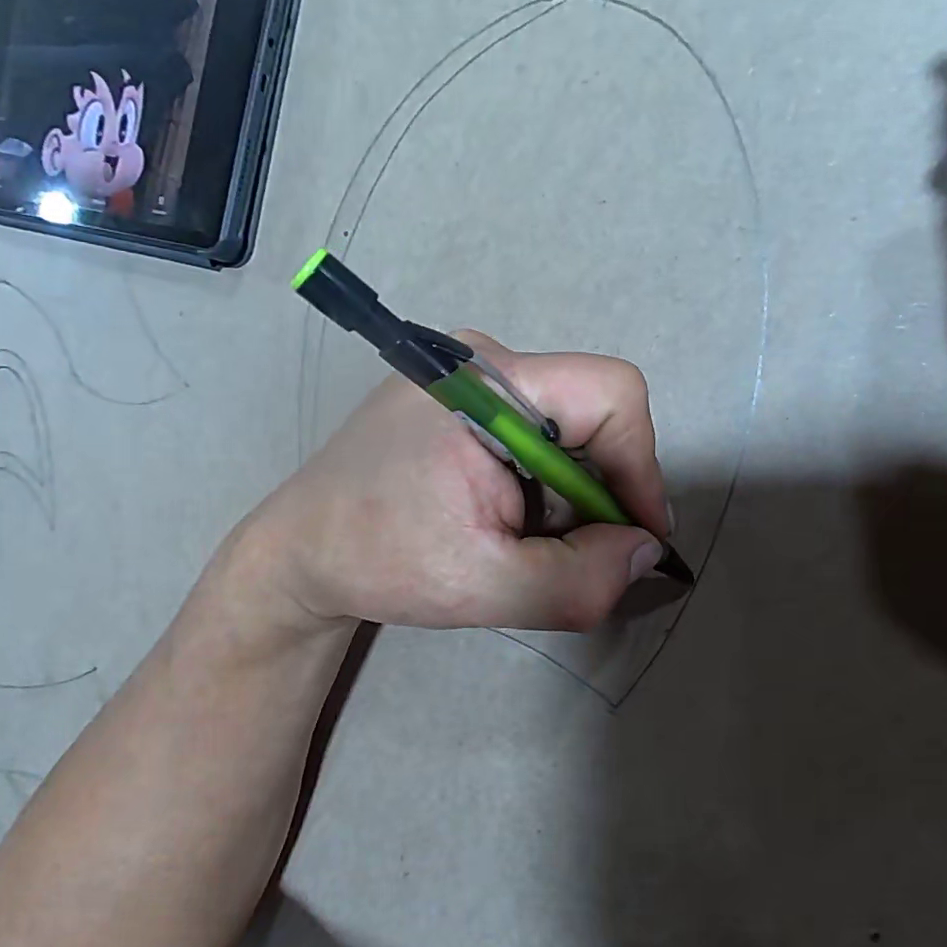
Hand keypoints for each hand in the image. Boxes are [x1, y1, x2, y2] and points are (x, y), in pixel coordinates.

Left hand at [237, 331, 671, 632]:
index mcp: (486, 382)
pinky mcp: (462, 402)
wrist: (300, 551)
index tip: (636, 536)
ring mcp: (469, 377)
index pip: (611, 393)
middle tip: (571, 555)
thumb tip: (646, 550)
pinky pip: (537, 438)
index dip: (641, 466)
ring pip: (568, 433)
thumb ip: (579, 579)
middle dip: (596, 495)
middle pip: (592, 415)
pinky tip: (499, 524)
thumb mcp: (483, 586)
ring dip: (565, 499)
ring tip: (515, 544)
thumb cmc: (376, 559)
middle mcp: (482, 361)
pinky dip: (540, 490)